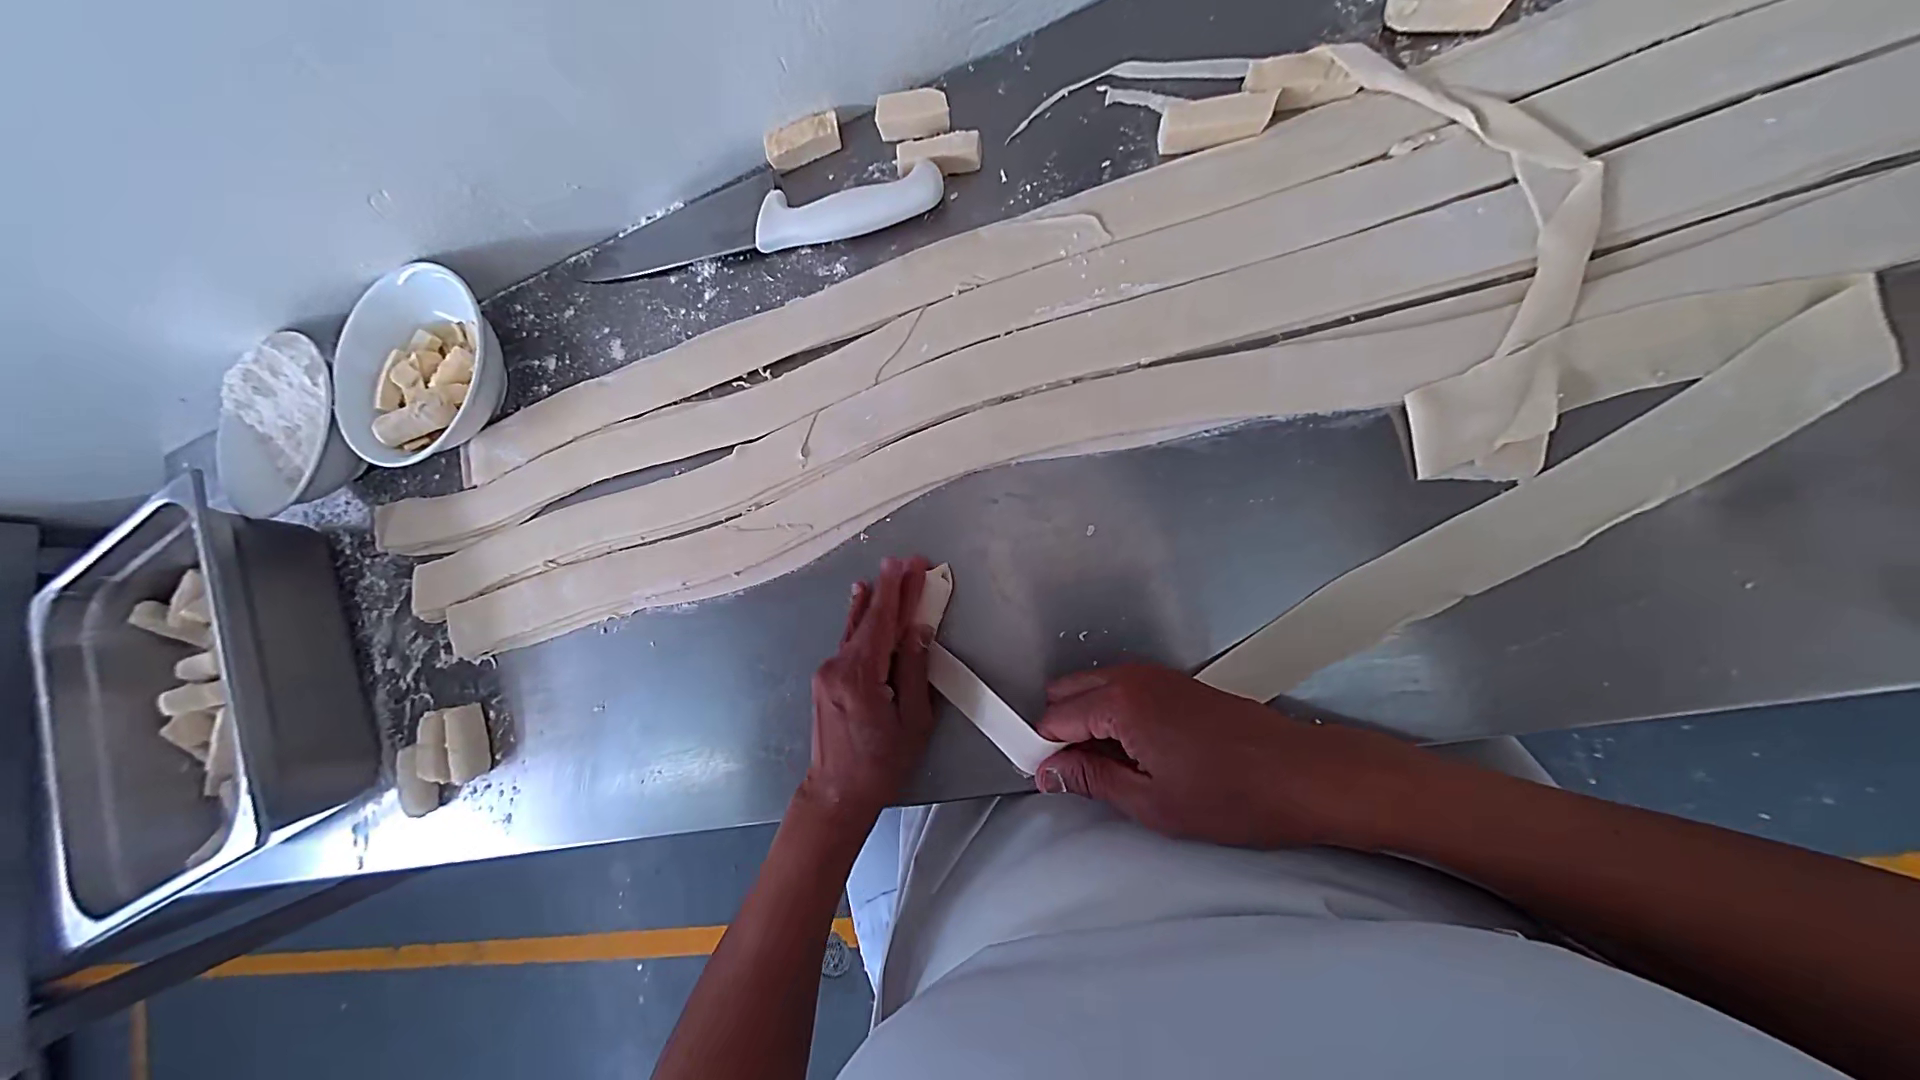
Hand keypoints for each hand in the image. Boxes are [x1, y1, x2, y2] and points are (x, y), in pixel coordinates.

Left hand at [797, 556, 936, 823]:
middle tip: (909, 562)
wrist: (836, 793)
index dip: (902, 592)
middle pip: (871, 619)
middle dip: (891, 588)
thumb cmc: (881, 765)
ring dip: (876, 600)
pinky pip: (847, 641)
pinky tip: (862, 600)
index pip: (886, 622)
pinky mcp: (826, 678)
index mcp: (861, 677)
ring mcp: (827, 671)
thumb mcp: (914, 721)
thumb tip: (918, 631)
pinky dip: (860, 619)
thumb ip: (914, 670)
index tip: (914, 567)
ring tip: (889, 574)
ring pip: (856, 627)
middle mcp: (838, 667)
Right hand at [1033, 664, 1445, 850]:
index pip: (1052, 717)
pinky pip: (1122, 690)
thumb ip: (1090, 779)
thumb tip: (1051, 771)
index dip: (1042, 750)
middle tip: (1077, 776)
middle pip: (1066, 692)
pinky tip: (1138, 754)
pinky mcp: (1174, 682)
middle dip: (1060, 730)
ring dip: (1087, 723)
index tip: (1047, 778)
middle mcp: (1133, 677)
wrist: (1306, 775)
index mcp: (1120, 703)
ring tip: (1112, 770)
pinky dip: (1113, 716)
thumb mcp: (1150, 802)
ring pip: (1093, 689)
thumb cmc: (1236, 793)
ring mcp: (1155, 676)